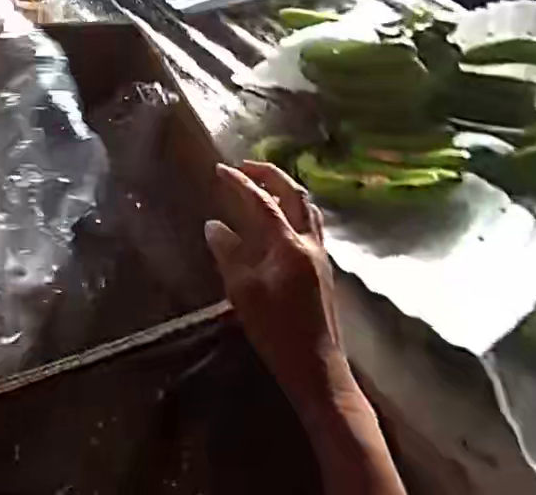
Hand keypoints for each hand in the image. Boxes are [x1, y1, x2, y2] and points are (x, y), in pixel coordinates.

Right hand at [205, 163, 350, 411]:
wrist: (317, 369)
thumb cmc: (275, 328)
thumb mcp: (241, 288)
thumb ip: (227, 251)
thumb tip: (215, 225)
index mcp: (289, 247)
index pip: (262, 202)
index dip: (240, 182)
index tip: (219, 168)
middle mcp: (310, 246)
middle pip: (296, 197)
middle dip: (271, 176)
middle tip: (245, 166)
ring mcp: (320, 258)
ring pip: (307, 210)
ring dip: (284, 191)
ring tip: (259, 184)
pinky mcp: (320, 270)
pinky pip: (308, 226)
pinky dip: (291, 210)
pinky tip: (274, 217)